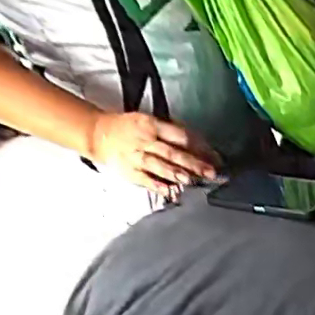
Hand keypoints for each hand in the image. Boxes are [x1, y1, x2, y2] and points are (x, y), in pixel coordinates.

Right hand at [86, 110, 217, 191]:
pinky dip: (157, 185)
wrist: (98, 133)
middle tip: (210, 172)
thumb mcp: (150, 123)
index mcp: (151, 125)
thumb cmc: (131, 129)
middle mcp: (145, 140)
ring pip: (158, 165)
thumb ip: (173, 134)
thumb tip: (202, 148)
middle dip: (192, 163)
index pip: (179, 135)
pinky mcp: (130, 171)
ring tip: (190, 180)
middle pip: (172, 152)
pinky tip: (169, 191)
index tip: (215, 157)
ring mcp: (136, 157)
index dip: (199, 146)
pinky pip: (145, 179)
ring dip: (174, 173)